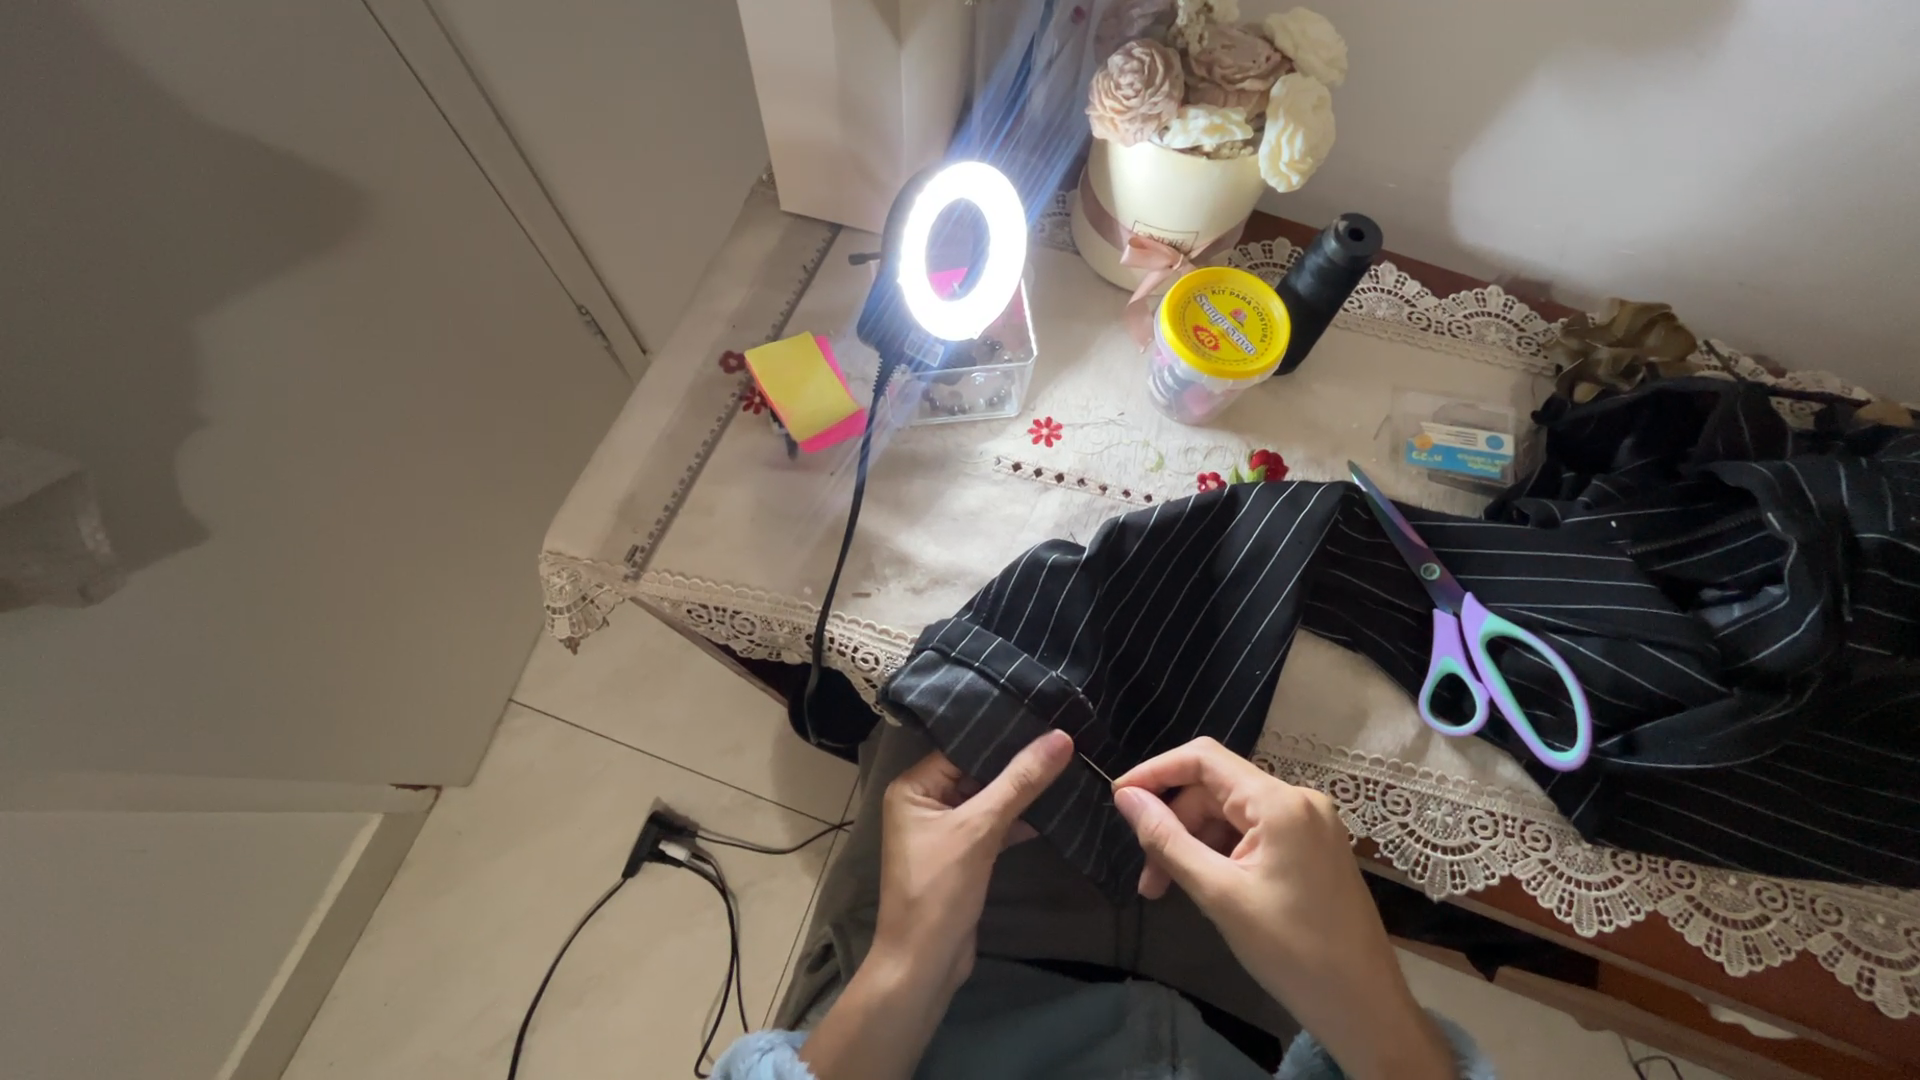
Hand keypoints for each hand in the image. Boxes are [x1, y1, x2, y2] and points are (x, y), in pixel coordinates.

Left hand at [871, 729, 1073, 989]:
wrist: (924, 965)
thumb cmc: (940, 889)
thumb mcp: (980, 829)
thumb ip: (1020, 782)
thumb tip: (1061, 738)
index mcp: (913, 786)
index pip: (962, 747)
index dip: (1001, 734)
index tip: (1043, 715)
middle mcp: (923, 801)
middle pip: (976, 770)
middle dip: (1016, 763)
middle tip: (1062, 739)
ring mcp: (942, 829)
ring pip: (987, 798)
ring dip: (1021, 792)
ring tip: (1065, 766)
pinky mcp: (961, 854)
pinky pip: (991, 825)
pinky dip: (1017, 820)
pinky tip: (1052, 810)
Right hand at [1112, 738, 1452, 1079]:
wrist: (1368, 1012)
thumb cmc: (1292, 953)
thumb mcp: (1218, 894)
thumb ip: (1167, 839)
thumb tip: (1125, 797)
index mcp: (1279, 802)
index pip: (1203, 759)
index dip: (1155, 772)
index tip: (1118, 799)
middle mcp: (1297, 799)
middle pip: (1214, 790)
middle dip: (1174, 824)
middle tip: (1148, 875)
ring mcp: (1309, 823)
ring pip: (1230, 814)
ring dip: (1194, 844)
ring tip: (1168, 889)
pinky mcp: (1312, 847)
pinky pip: (1252, 833)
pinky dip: (1221, 854)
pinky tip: (1206, 886)